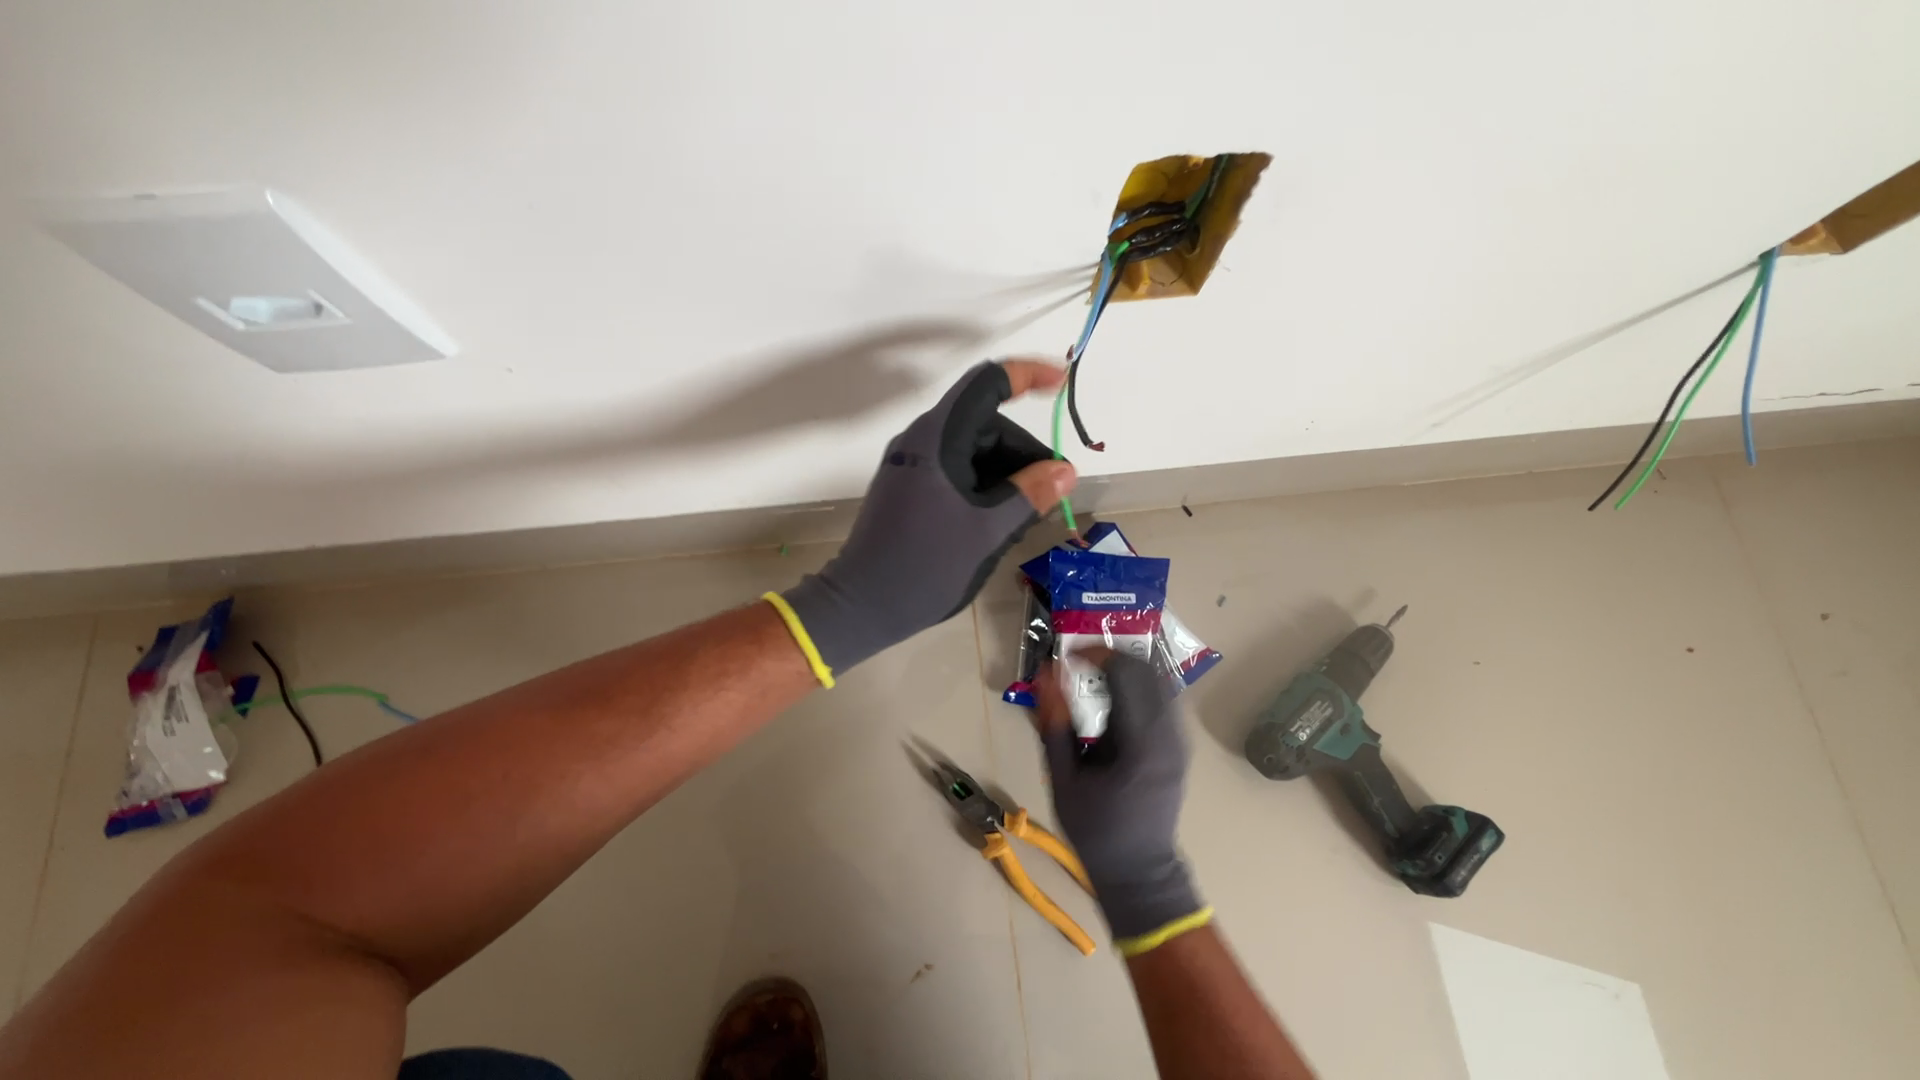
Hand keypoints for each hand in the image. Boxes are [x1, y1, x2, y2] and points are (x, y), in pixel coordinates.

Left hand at [775, 360, 1076, 682]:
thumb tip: (1064, 470)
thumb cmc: (925, 565)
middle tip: (1047, 495)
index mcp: (936, 438)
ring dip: (1006, 475)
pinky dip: (984, 488)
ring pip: (972, 451)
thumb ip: (1030, 494)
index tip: (1061, 385)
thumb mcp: (988, 530)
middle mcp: (920, 441)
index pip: (986, 382)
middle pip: (985, 423)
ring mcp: (911, 466)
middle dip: (1023, 452)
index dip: (1027, 375)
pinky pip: (956, 472)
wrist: (861, 605)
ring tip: (1023, 518)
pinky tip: (997, 523)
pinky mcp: (907, 489)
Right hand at [1037, 648, 1205, 948]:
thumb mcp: (1064, 780)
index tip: (1064, 657)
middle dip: (1110, 655)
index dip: (1094, 655)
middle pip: (1148, 668)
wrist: (1140, 872)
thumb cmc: (1096, 831)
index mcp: (1142, 744)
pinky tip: (1111, 699)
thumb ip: (1055, 726)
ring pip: (1158, 679)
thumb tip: (1043, 676)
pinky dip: (1136, 686)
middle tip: (1076, 661)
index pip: (1126, 674)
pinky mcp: (1180, 745)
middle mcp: (1170, 734)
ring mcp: (1180, 739)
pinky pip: (1162, 698)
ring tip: (1090, 675)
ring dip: (1125, 668)